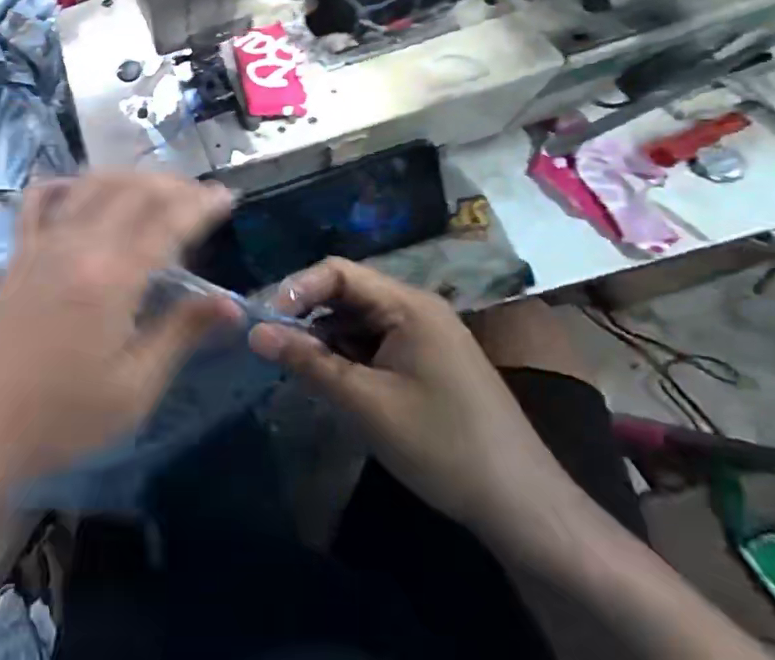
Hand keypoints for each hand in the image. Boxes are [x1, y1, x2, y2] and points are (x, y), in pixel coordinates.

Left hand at [0, 170, 237, 486]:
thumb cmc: (64, 416)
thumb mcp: (135, 387)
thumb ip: (182, 333)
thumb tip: (230, 305)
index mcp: (111, 277)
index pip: (166, 222)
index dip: (201, 205)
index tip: (227, 196)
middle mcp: (76, 246)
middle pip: (131, 191)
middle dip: (172, 185)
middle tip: (200, 197)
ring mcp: (42, 245)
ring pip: (90, 185)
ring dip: (129, 178)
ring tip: (156, 190)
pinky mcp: (19, 255)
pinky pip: (39, 200)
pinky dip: (67, 184)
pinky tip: (82, 190)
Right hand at [247, 258, 570, 540]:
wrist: (520, 502)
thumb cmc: (442, 444)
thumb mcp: (366, 403)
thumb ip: (309, 363)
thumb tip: (254, 332)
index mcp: (409, 305)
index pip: (339, 272)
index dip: (296, 288)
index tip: (263, 321)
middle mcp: (417, 308)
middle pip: (347, 294)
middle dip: (307, 316)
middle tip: (270, 347)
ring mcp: (424, 335)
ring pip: (358, 322)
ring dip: (326, 340)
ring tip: (297, 370)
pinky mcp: (426, 361)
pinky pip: (374, 344)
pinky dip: (347, 358)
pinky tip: (333, 384)